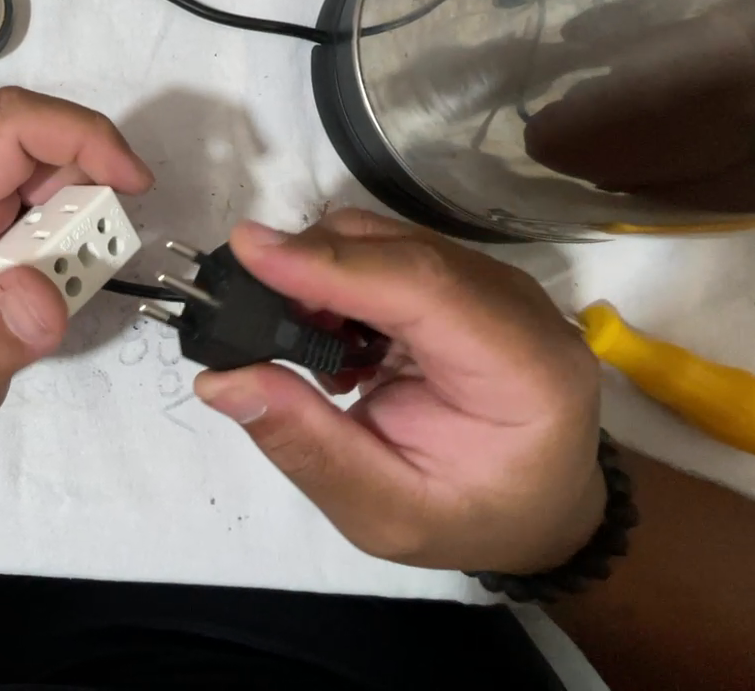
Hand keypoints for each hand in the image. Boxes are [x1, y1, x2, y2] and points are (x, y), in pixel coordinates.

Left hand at [0, 87, 152, 434]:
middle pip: (38, 145)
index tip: (133, 184)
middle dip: (85, 200)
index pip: (10, 126)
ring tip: (52, 283)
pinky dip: (53, 227)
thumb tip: (46, 295)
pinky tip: (36, 275)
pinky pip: (27, 188)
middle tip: (81, 270)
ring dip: (69, 221)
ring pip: (39, 167)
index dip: (83, 135)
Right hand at [193, 209, 603, 573]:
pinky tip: (328, 333)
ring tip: (298, 339)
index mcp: (522, 372)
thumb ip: (307, 448)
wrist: (534, 507)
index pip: (423, 287)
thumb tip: (221, 380)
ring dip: (314, 270)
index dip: (331, 265)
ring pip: (377, 237)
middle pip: (393, 247)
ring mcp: (487, 282)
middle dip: (307, 264)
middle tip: (250, 314)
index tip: (248, 251)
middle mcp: (515, 307)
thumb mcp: (383, 514)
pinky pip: (375, 248)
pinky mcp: (454, 276)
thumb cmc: (469, 517)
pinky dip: (329, 275)